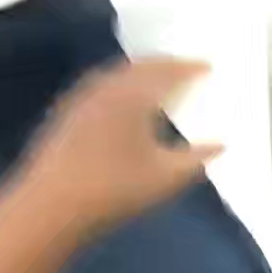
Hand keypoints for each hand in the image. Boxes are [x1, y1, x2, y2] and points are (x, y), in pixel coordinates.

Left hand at [0, 57, 220, 272]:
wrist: (49, 209)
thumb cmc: (115, 191)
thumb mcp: (166, 178)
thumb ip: (197, 159)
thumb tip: (222, 145)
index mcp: (134, 98)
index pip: (167, 73)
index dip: (189, 67)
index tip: (208, 65)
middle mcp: (107, 90)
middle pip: (140, 67)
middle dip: (164, 63)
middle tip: (184, 65)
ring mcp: (82, 101)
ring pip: (116, 74)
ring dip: (140, 70)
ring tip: (156, 76)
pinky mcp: (66, 116)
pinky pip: (100, 86)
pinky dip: (119, 83)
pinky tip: (120, 99)